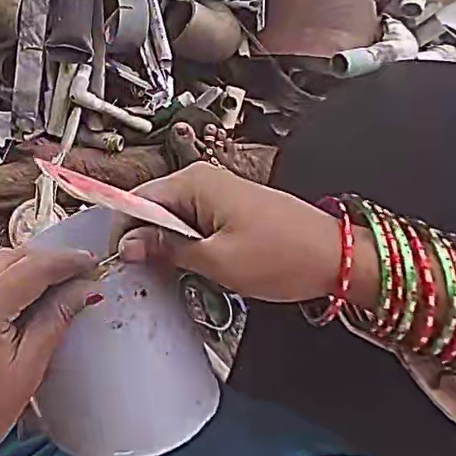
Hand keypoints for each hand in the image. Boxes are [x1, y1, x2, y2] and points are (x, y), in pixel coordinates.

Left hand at [0, 247, 101, 455]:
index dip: (65, 261)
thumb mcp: (27, 369)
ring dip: (26, 264)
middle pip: (13, 256)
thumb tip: (85, 289)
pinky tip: (24, 288)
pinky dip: (4, 271)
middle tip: (79, 271)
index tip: (91, 261)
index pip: (32, 268)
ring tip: (56, 280)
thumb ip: (55, 320)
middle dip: (48, 260)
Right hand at [115, 163, 379, 304]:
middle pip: (152, 209)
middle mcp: (201, 179)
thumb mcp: (217, 260)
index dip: (124, 232)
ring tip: (175, 276)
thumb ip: (166, 250)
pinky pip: (191, 224)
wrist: (336, 257)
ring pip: (170, 220)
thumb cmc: (285, 254)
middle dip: (145, 242)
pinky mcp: (226, 208)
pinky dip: (186, 246)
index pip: (137, 200)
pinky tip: (194, 269)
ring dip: (167, 247)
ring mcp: (215, 193)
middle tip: (147, 276)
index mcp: (194, 181)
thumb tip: (129, 245)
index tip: (119, 262)